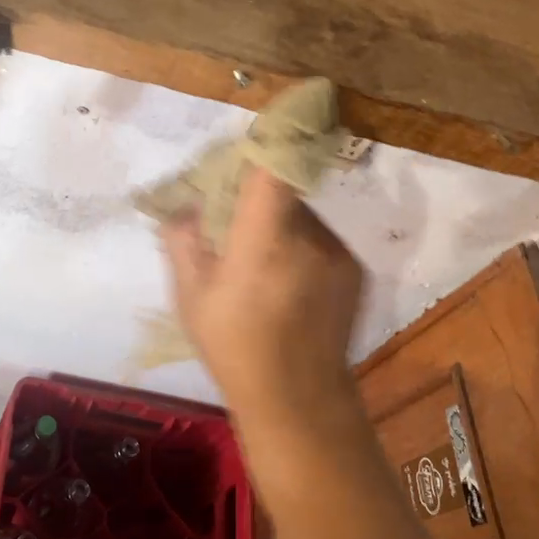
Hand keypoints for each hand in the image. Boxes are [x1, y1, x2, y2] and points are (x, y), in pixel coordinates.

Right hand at [160, 167, 365, 417]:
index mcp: (263, 239)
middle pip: (281, 194)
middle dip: (257, 204)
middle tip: (235, 233)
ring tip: (263, 271)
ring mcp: (337, 253)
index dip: (265, 144)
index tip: (251, 138)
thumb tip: (184, 205)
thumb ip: (183, 241)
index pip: (271, 169)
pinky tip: (290, 288)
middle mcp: (308, 236)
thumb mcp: (191, 297)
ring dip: (280, 229)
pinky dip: (302, 251)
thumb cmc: (235, 348)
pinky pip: (322, 242)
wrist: (299, 400)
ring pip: (301, 219)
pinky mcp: (356, 271)